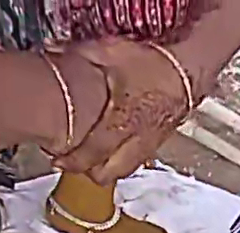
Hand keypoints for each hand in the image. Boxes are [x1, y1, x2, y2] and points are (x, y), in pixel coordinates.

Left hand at [54, 38, 207, 184]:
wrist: (185, 73)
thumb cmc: (152, 64)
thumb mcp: (113, 52)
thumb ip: (83, 55)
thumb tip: (54, 52)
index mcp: (122, 120)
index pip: (94, 151)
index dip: (74, 161)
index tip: (57, 161)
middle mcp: (135, 141)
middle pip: (109, 174)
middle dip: (88, 173)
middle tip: (73, 162)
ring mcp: (146, 147)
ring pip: (121, 172)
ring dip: (105, 170)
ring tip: (91, 159)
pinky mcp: (154, 146)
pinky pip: (132, 164)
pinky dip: (118, 163)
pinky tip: (111, 151)